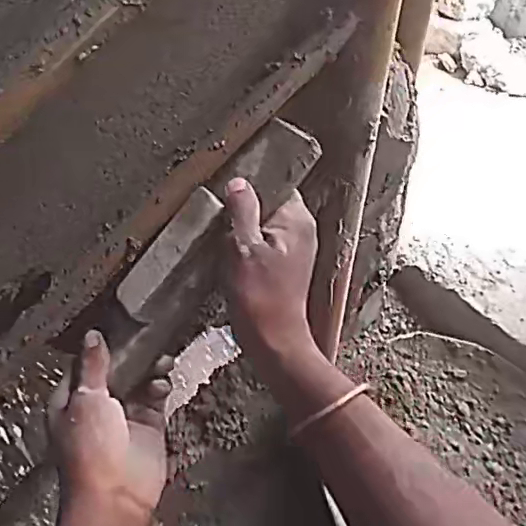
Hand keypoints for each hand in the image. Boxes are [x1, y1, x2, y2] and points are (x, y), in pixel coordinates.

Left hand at [49, 330, 170, 517]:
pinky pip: (156, 398)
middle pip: (115, 371)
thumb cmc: (90, 449)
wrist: (116, 496)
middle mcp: (95, 407)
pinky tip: (163, 383)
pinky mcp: (148, 426)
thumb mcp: (87, 399)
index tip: (119, 328)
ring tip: (162, 360)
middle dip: (130, 356)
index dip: (100, 348)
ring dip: (149, 369)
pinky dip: (160, 387)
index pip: (84, 364)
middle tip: (147, 340)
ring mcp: (123, 416)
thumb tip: (93, 335)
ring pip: (138, 382)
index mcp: (70, 400)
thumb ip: (93, 366)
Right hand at [222, 177, 322, 369]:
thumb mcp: (242, 249)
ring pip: (264, 226)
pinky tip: (234, 261)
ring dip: (244, 232)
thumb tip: (238, 184)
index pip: (275, 185)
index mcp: (297, 220)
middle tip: (223, 224)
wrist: (273, 342)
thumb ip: (242, 212)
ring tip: (227, 245)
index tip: (228, 199)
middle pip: (269, 205)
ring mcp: (296, 250)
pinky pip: (264, 245)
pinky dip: (248, 249)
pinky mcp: (286, 267)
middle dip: (245, 212)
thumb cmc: (259, 298)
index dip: (251, 189)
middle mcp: (302, 231)